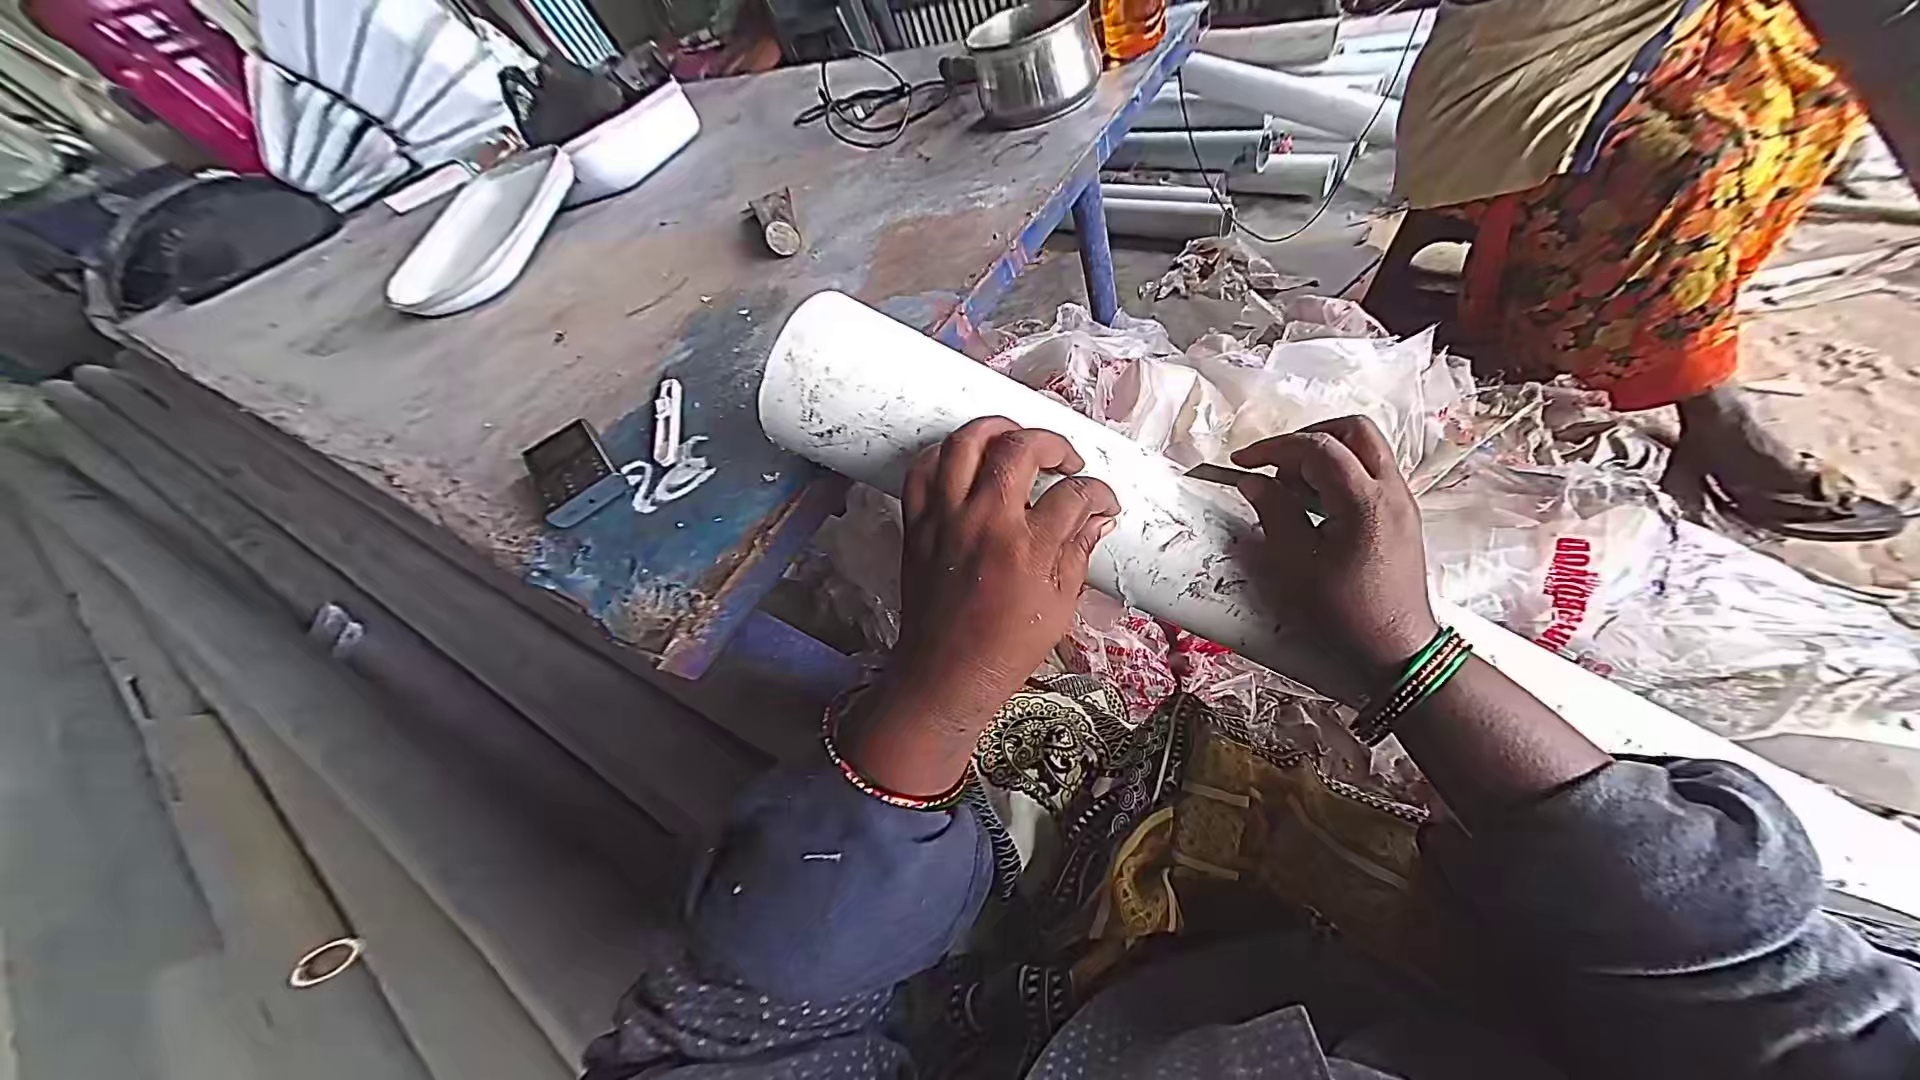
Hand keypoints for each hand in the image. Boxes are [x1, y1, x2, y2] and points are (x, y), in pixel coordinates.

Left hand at [845, 418, 1119, 796]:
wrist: (946, 672)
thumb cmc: (1005, 647)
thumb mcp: (1059, 605)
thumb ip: (1078, 551)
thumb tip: (1098, 517)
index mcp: (1027, 548)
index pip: (1074, 494)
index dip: (1098, 492)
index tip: (1100, 499)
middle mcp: (984, 521)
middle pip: (1020, 448)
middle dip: (1053, 443)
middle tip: (1065, 460)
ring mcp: (945, 518)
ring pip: (965, 443)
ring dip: (997, 429)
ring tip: (1017, 439)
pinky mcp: (918, 523)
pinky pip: (923, 469)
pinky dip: (946, 454)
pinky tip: (966, 460)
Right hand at [1230, 416, 1438, 700]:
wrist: (1396, 648)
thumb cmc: (1342, 611)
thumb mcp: (1296, 564)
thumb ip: (1274, 513)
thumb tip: (1253, 481)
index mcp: (1363, 501)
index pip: (1317, 448)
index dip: (1273, 448)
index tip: (1241, 462)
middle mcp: (1390, 491)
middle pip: (1353, 431)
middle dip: (1306, 437)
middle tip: (1273, 463)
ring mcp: (1401, 501)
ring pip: (1365, 449)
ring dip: (1323, 454)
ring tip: (1289, 486)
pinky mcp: (1401, 515)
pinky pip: (1370, 473)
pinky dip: (1337, 474)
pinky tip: (1313, 503)